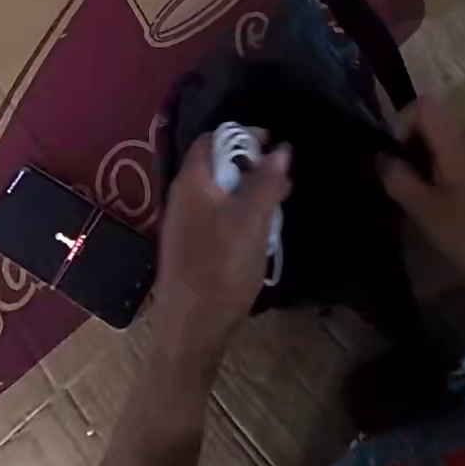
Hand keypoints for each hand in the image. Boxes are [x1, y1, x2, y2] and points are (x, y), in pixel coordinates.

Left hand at [149, 135, 291, 376]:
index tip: (272, 145)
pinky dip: (239, 212)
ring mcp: (184, 223)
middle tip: (282, 179)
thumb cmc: (222, 268)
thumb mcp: (253, 220)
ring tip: (278, 205)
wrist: (192, 329)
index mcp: (192, 182)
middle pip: (217, 164)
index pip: (213, 138)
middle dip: (251, 165)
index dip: (243, 135)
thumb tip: (282, 148)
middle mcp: (182, 196)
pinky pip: (216, 214)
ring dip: (249, 191)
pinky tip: (260, 231)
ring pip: (220, 192)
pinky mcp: (190, 245)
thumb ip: (267, 181)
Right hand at [379, 97, 464, 297]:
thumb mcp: (426, 211)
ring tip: (421, 191)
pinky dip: (450, 168)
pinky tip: (448, 201)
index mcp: (457, 139)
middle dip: (413, 142)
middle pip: (437, 120)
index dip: (400, 122)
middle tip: (402, 177)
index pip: (423, 104)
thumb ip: (399, 179)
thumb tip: (381, 156)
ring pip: (452, 139)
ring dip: (431, 157)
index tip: (393, 155)